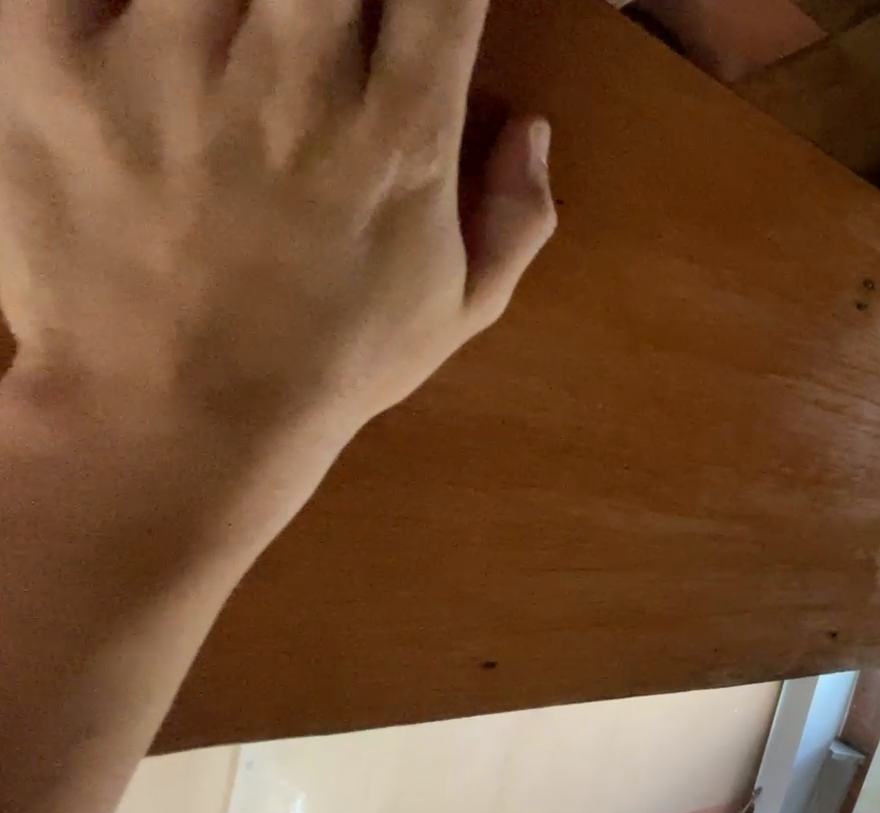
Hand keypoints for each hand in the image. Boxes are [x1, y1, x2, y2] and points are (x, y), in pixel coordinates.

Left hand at [0, 0, 555, 451]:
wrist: (183, 406)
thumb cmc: (346, 357)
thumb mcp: (467, 305)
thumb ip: (515, 215)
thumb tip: (531, 126)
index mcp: (399, 141)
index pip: (439, 1)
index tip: (437, 9)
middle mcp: (293, 83)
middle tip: (344, 24)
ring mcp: (161, 60)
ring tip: (266, 38)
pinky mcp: (40, 54)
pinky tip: (169, 30)